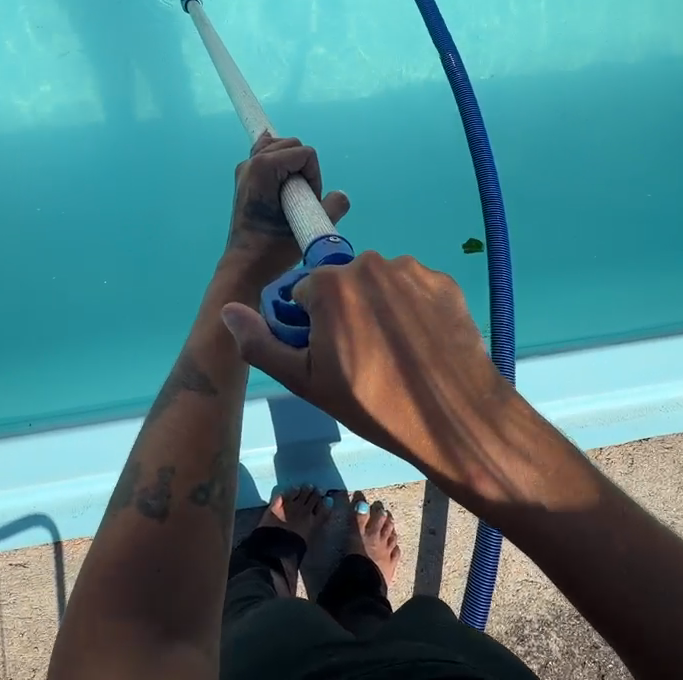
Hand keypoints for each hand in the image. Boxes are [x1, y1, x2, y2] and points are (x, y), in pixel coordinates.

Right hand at [218, 252, 515, 490]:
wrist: (455, 419)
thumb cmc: (372, 404)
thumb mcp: (305, 382)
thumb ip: (260, 343)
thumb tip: (228, 309)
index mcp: (331, 283)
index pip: (306, 294)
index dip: (313, 326)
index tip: (331, 358)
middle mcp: (369, 263)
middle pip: (343, 284)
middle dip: (345, 312)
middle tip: (364, 359)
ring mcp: (410, 270)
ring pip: (378, 283)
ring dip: (379, 308)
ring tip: (396, 354)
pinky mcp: (442, 281)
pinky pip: (413, 288)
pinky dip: (412, 309)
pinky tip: (421, 344)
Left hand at [219, 133, 349, 284]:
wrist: (245, 264)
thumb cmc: (274, 249)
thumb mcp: (309, 228)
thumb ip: (332, 208)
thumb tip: (341, 196)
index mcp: (263, 168)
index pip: (304, 154)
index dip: (313, 176)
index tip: (306, 202)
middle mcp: (251, 162)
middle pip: (292, 145)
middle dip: (303, 168)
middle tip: (300, 199)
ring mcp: (245, 168)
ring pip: (279, 145)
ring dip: (292, 164)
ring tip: (291, 194)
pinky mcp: (246, 176)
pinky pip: (265, 152)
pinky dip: (277, 156)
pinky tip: (282, 170)